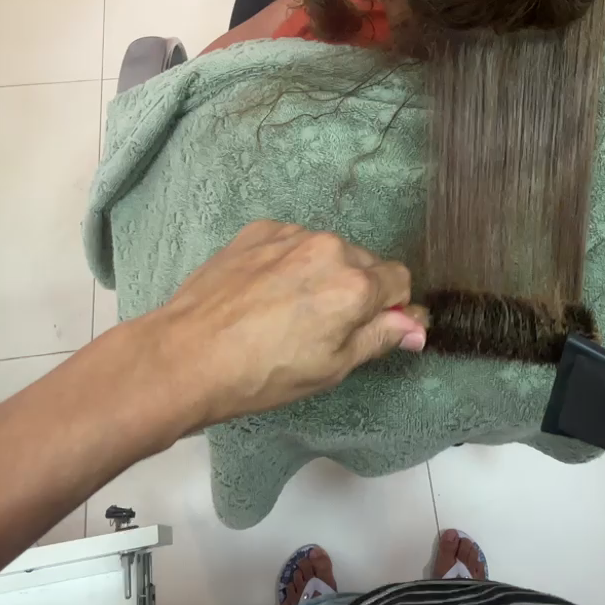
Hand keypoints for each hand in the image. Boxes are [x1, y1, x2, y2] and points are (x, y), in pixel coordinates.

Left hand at [135, 221, 426, 428]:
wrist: (186, 355)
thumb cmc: (263, 374)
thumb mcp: (331, 367)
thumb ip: (380, 337)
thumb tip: (417, 326)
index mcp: (354, 284)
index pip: (399, 280)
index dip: (391, 307)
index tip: (371, 328)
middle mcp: (329, 248)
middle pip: (364, 263)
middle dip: (356, 290)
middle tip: (323, 327)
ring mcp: (291, 235)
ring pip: (328, 251)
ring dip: (322, 273)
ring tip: (287, 310)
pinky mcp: (259, 230)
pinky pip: (293, 242)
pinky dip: (290, 261)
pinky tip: (265, 292)